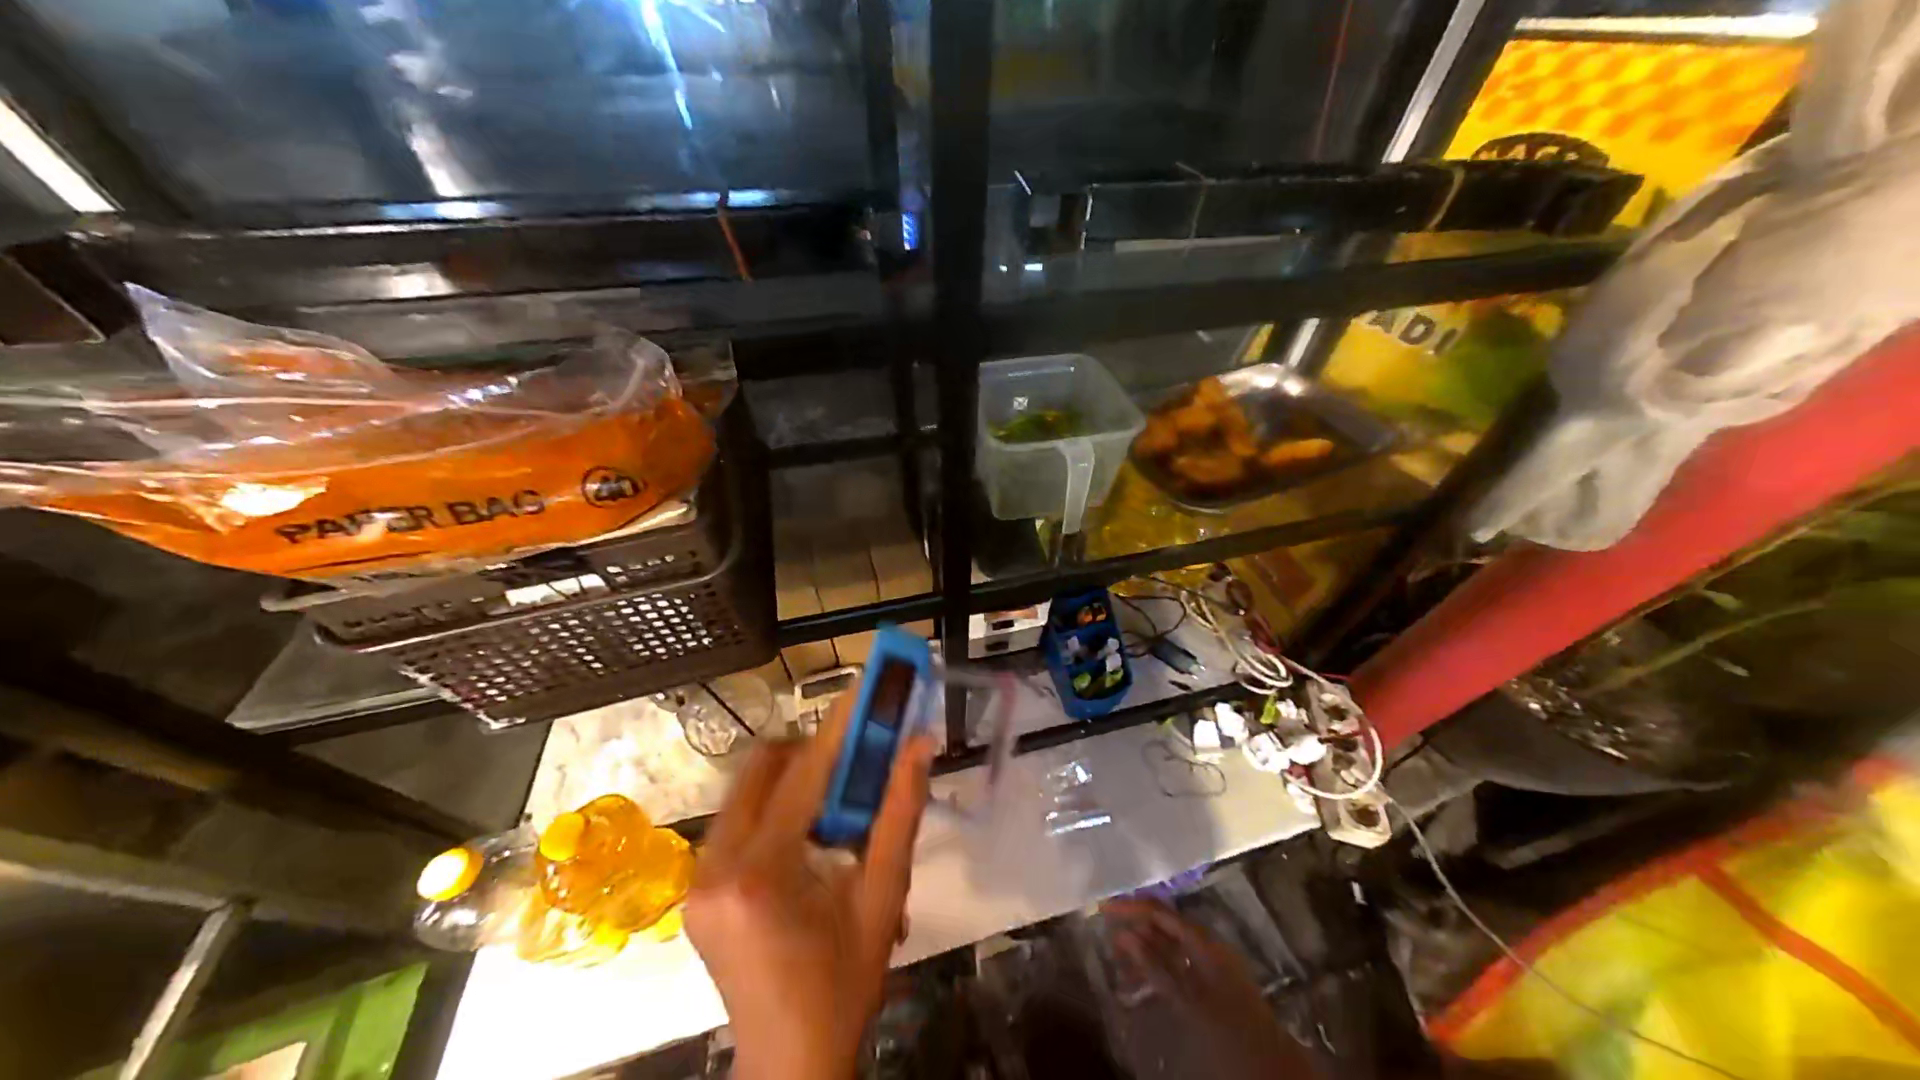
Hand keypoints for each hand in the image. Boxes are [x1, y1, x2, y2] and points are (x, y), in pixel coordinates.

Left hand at [686, 695, 935, 1079]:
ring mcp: (696, 879)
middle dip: (813, 750)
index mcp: (759, 871)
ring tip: (839, 806)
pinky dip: (776, 810)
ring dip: (794, 780)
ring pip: (746, 790)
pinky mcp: (695, 889)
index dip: (841, 725)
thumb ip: (899, 815)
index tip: (867, 687)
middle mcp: (713, 865)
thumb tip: (920, 745)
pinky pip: (736, 820)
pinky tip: (810, 838)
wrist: (790, 1063)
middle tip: (859, 754)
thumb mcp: (882, 899)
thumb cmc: (844, 986)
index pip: (804, 773)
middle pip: (762, 768)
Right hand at [1102, 897, 1315, 1078]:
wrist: (1273, 1070)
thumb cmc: (1229, 1033)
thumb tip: (1123, 934)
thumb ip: (1154, 966)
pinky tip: (1142, 981)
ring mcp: (1213, 963)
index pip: (1161, 911)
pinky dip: (1159, 967)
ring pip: (1171, 945)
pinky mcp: (1214, 982)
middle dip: (1136, 928)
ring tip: (1119, 962)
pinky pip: (1180, 963)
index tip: (1103, 908)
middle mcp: (1209, 945)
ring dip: (1145, 949)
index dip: (1131, 907)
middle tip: (1107, 936)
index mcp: (1204, 942)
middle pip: (1166, 924)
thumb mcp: (1187, 1001)